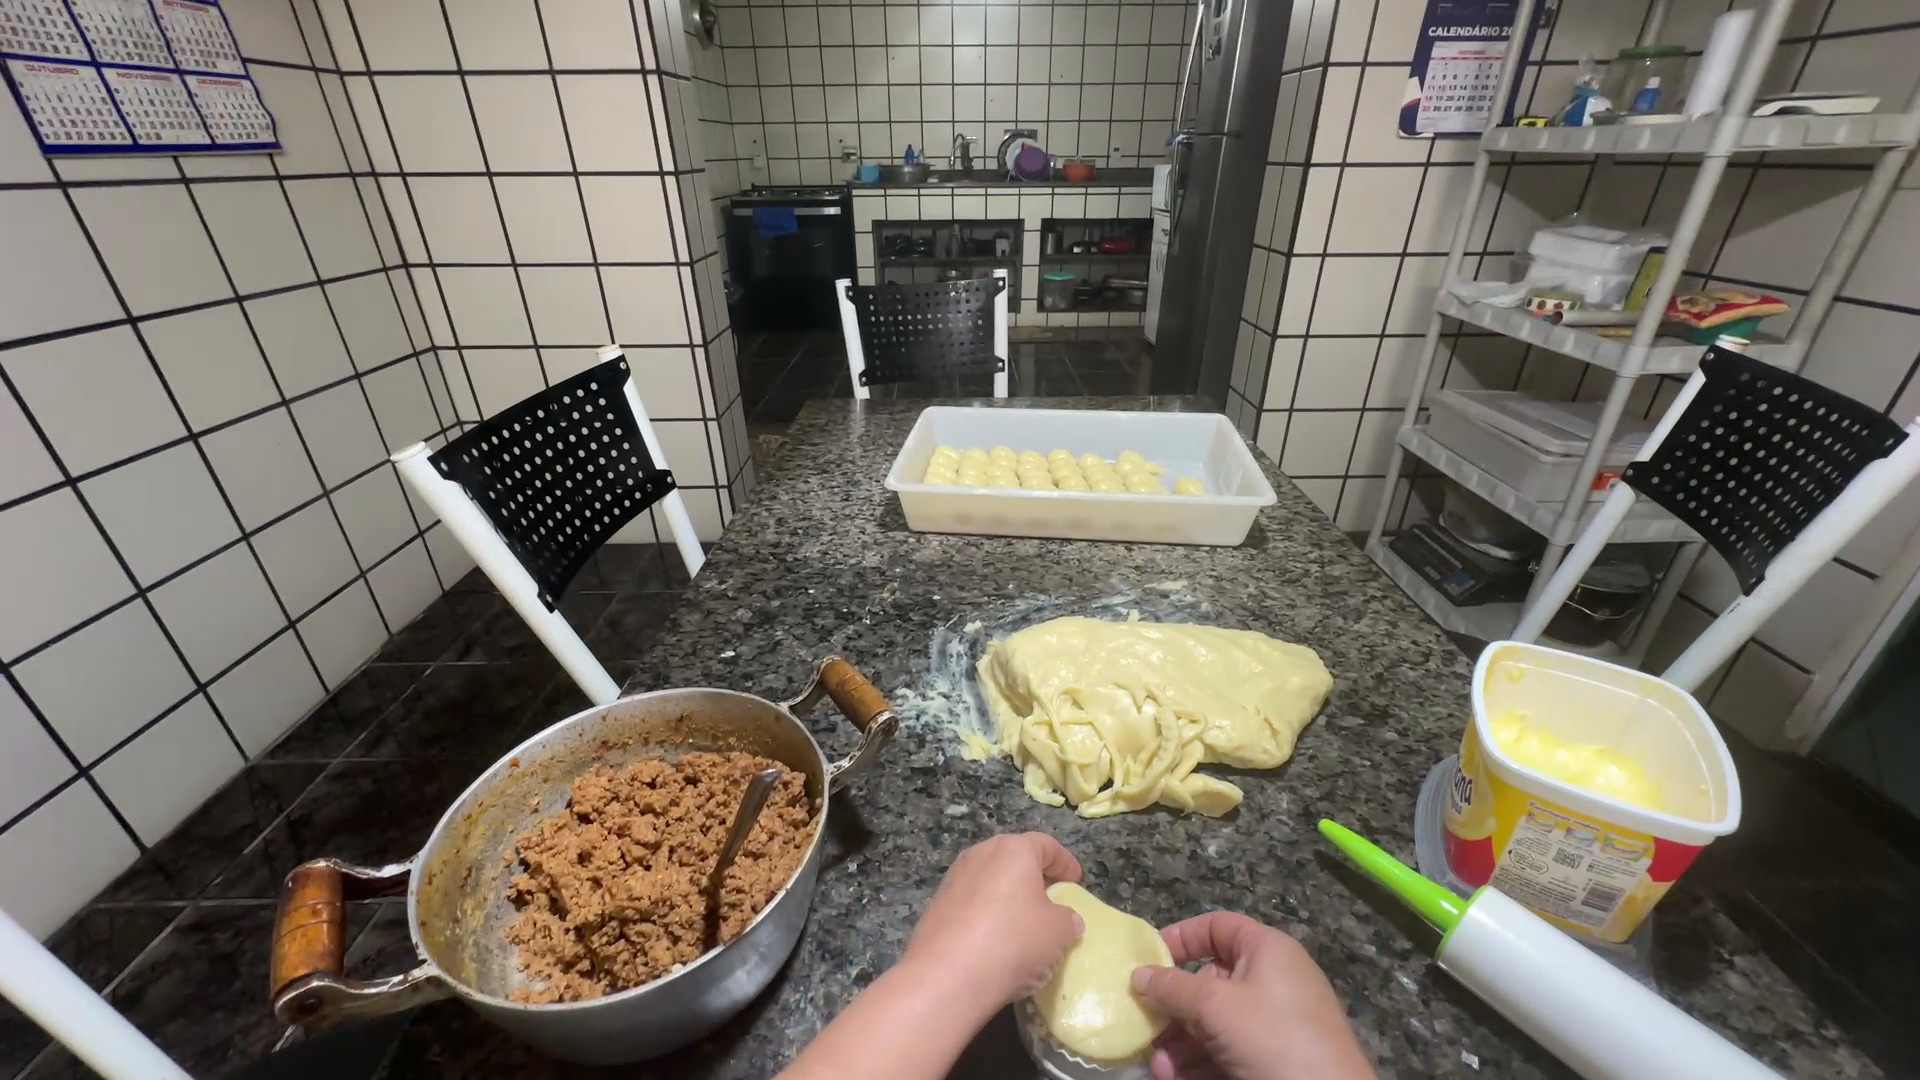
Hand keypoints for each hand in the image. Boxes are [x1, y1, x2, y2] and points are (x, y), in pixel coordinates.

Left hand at [899, 832, 1084, 1010]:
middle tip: (1052, 899)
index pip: (1045, 845)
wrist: (947, 976)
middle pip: (1015, 858)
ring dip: (1009, 895)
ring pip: (991, 879)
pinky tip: (995, 939)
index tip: (1076, 880)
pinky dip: (988, 913)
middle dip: (1035, 876)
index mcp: (1013, 850)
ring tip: (1024, 922)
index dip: (1064, 862)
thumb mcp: (1057, 932)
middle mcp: (981, 854)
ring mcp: (955, 878)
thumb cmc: (1013, 941)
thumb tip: (1067, 918)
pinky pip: (972, 901)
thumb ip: (1067, 919)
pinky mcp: (938, 905)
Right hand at [1129, 912, 1373, 1079]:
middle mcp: (1272, 982)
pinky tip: (1174, 1076)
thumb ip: (1171, 988)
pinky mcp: (1276, 1063)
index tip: (1149, 961)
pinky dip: (1200, 1062)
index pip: (1217, 927)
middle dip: (1173, 1007)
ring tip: (1159, 1066)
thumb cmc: (1273, 1038)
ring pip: (1214, 1023)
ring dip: (1180, 1042)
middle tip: (1146, 1025)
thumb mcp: (1214, 1006)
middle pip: (1209, 981)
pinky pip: (1228, 1052)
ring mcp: (1276, 1026)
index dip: (1181, 938)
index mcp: (1267, 950)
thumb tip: (1138, 976)